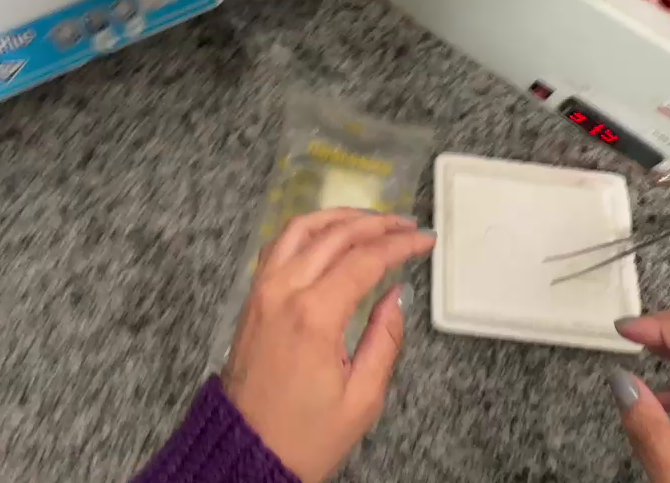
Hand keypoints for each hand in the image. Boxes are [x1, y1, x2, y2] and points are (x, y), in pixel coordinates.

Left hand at [221, 208, 435, 482]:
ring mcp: (264, 287)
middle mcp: (285, 289)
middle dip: (377, 223)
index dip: (400, 244)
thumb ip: (385, 338)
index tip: (425, 240)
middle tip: (406, 224)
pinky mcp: (253, 293)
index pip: (365, 259)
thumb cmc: (306, 435)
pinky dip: (308, 228)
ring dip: (340, 216)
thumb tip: (397, 291)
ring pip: (303, 227)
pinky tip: (328, 232)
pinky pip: (280, 243)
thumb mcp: (362, 398)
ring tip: (372, 219)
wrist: (244, 452)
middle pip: (336, 234)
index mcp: (315, 315)